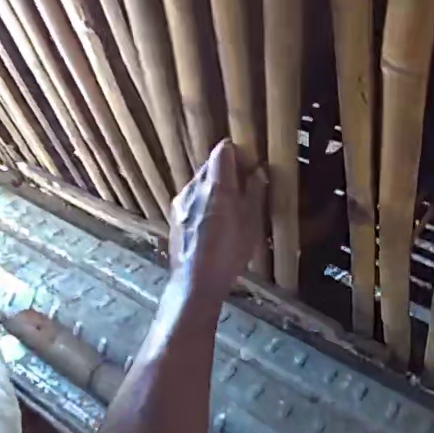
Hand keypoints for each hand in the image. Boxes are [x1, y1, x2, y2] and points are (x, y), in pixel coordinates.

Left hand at [169, 140, 264, 301]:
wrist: (195, 282)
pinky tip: (213, 222)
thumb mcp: (252, 223)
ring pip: (200, 181)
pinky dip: (204, 200)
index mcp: (216, 185)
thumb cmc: (229, 253)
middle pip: (211, 165)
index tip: (251, 164)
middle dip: (228, 170)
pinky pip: (192, 197)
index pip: (223, 150)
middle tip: (245, 187)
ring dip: (216, 186)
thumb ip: (255, 193)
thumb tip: (259, 170)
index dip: (238, 152)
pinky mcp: (174, 215)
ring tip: (231, 208)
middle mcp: (194, 187)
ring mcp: (181, 201)